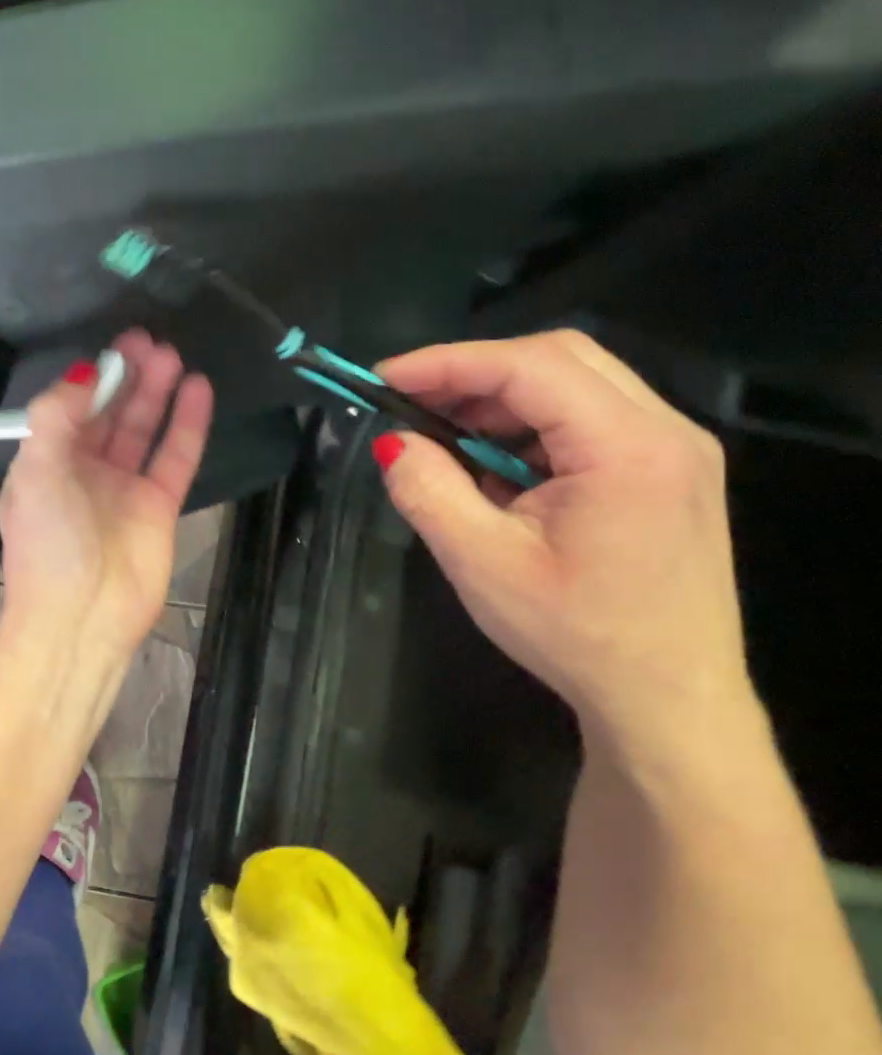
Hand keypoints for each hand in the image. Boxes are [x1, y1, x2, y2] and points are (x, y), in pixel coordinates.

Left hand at [0, 328, 213, 659]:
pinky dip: (186, 423)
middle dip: (125, 377)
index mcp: (44, 465)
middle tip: (147, 339)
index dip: (89, 380)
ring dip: (155, 392)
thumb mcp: (35, 472)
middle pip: (107, 414)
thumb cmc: (48, 546)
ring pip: (141, 429)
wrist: (80, 617)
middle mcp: (82, 473)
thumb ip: (55, 417)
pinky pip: (175, 455)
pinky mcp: (158, 506)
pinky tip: (198, 388)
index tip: (111, 349)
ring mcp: (122, 489)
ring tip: (171, 353)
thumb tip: (82, 373)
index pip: (68, 412)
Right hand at [373, 329, 757, 756]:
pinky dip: (528, 426)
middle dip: (472, 371)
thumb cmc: (573, 631)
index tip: (381, 379)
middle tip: (407, 402)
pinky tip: (490, 465)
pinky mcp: (664, 472)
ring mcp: (672, 450)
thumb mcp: (479, 560)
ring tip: (439, 436)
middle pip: (560, 358)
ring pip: (575, 384)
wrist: (667, 696)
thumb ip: (428, 489)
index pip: (530, 366)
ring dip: (499, 399)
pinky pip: (588, 420)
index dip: (447, 362)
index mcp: (627, 448)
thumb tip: (392, 441)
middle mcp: (664, 431)